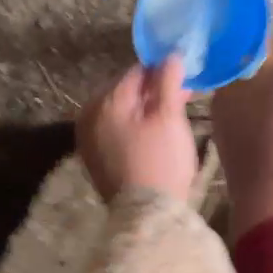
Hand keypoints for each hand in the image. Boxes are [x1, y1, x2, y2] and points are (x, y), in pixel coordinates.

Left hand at [77, 57, 197, 202]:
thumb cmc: (160, 159)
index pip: (138, 70)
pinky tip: (155, 135)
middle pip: (127, 89)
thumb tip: (170, 54)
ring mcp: (88, 139)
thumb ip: (168, 78)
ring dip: (145, 108)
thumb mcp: (169, 114)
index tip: (184, 82)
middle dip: (154, 90)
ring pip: (123, 109)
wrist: (147, 217)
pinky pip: (116, 128)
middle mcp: (89, 115)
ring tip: (172, 117)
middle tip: (182, 99)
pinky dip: (134, 125)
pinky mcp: (94, 158)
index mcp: (104, 101)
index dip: (164, 72)